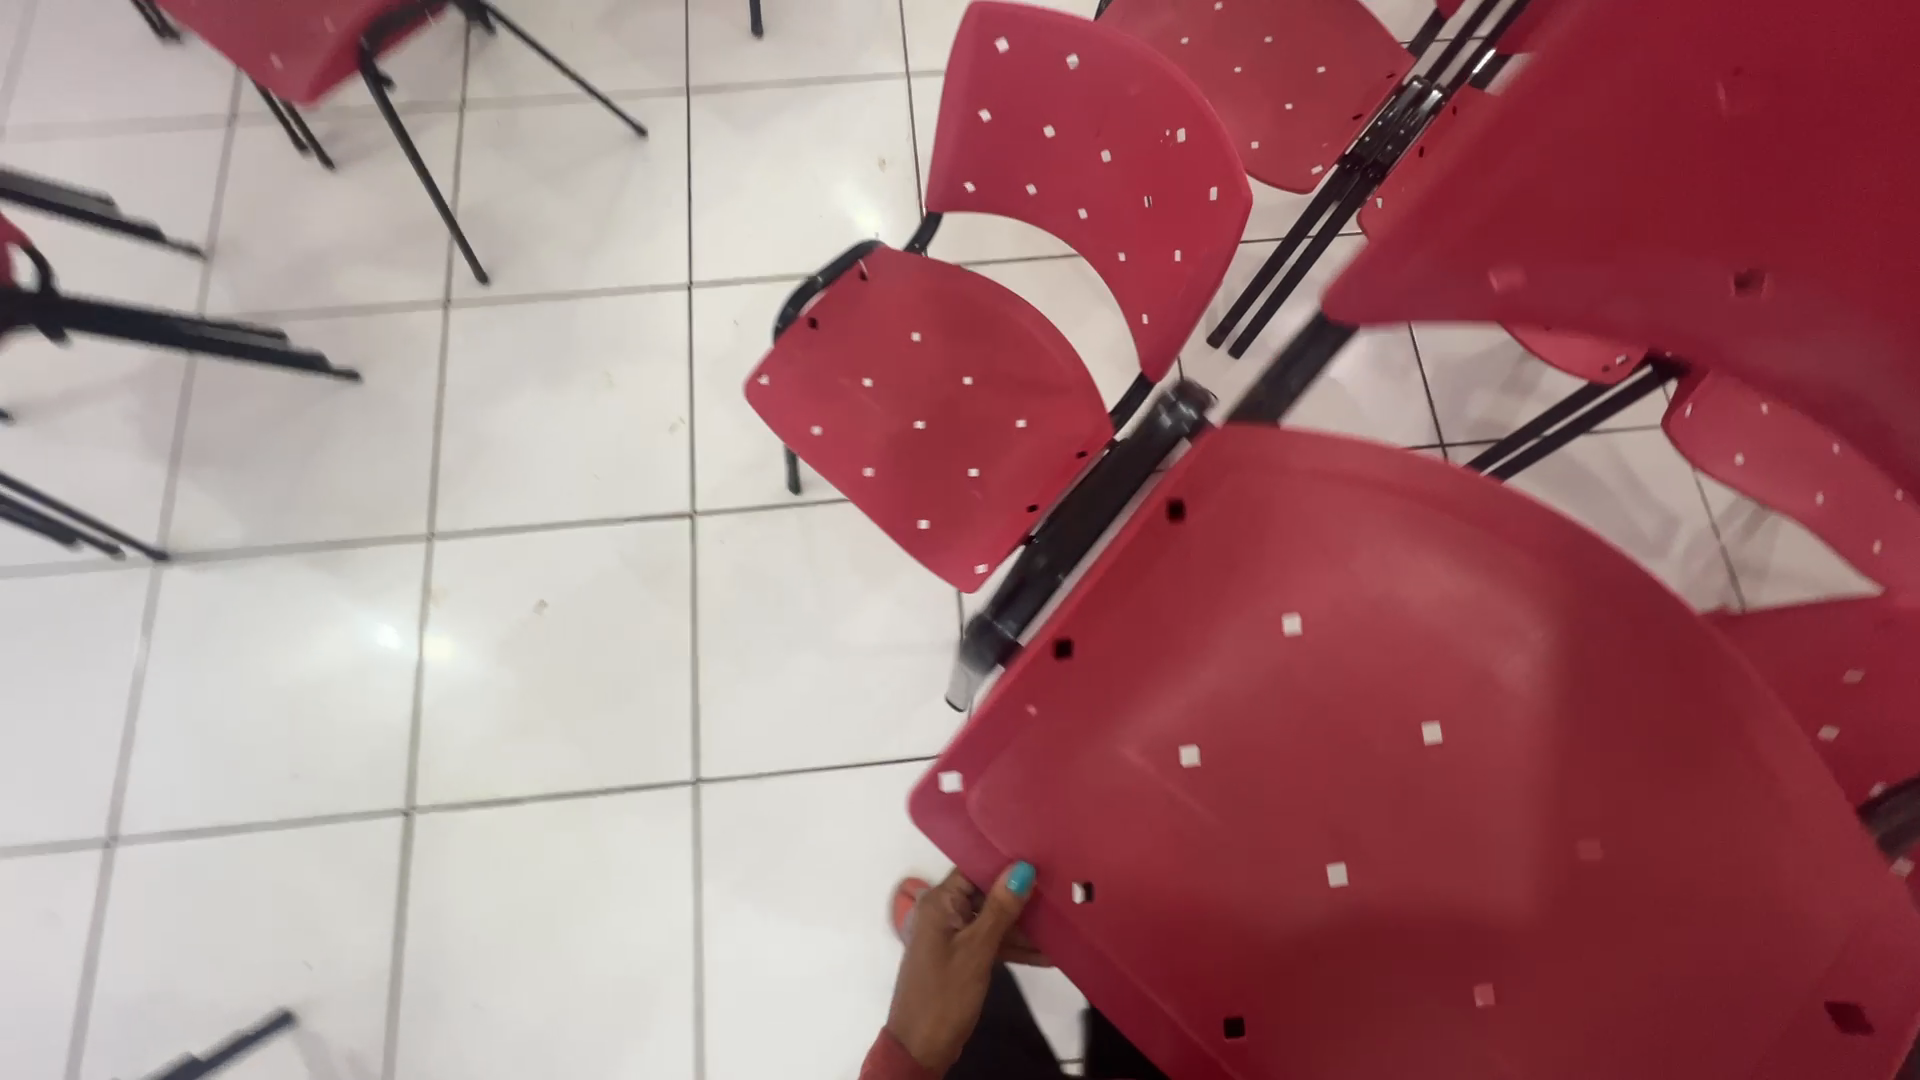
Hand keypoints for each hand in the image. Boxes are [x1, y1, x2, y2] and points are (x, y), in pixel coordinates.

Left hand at [885, 862, 1037, 1074]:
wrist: (920, 1050)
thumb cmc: (945, 995)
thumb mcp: (977, 950)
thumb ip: (1000, 908)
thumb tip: (1022, 867)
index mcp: (939, 901)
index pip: (974, 867)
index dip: (1004, 862)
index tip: (1039, 856)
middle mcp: (943, 911)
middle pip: (985, 892)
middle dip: (1019, 894)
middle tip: (1057, 887)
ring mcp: (952, 935)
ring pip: (991, 918)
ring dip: (1022, 925)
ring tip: (1061, 920)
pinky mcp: (961, 957)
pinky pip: (990, 941)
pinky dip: (1014, 947)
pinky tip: (1048, 954)